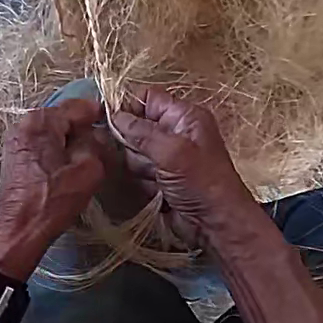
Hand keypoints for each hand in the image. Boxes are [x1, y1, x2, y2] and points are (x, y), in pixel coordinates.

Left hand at [0, 98, 105, 279]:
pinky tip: (65, 166)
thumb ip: (96, 144)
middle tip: (101, 145)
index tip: (112, 125)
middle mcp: (23, 124)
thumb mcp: (89, 169)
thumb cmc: (54, 200)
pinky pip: (40, 144)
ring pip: (51, 131)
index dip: (99, 114)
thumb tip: (96, 135)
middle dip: (82, 128)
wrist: (21, 229)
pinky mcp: (13, 157)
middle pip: (62, 117)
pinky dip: (55, 149)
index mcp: (41, 121)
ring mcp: (15, 140)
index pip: (78, 106)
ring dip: (68, 140)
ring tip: (85, 158)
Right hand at [108, 87, 268, 250]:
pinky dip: (140, 180)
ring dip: (137, 165)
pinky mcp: (157, 176)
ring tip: (155, 178)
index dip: (127, 106)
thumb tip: (113, 114)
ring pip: (131, 150)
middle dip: (131, 142)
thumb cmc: (201, 182)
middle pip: (134, 126)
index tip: (107, 119)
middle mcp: (173, 131)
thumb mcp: (172, 151)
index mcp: (183, 116)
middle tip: (143, 157)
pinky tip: (154, 189)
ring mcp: (164, 155)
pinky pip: (135, 170)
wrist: (215, 224)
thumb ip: (141, 131)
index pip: (147, 98)